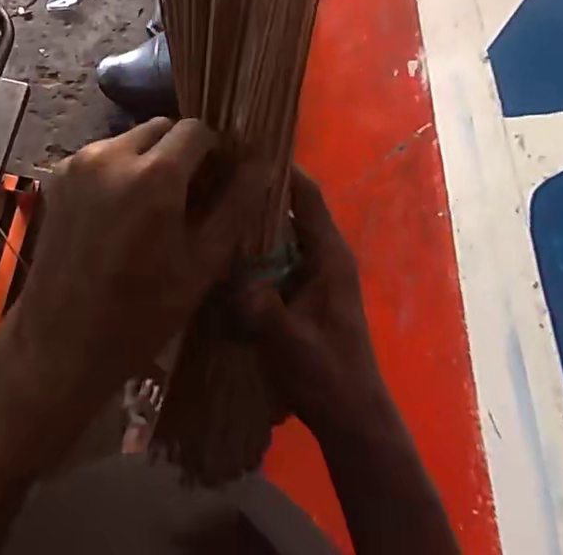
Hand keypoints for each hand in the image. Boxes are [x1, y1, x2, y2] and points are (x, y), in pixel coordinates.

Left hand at [9, 118, 267, 395]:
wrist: (62, 340)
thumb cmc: (143, 311)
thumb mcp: (203, 261)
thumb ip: (235, 203)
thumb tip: (260, 162)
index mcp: (154, 174)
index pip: (197, 129)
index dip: (216, 149)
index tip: (220, 177)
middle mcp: (112, 154)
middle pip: (162, 128)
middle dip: (181, 151)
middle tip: (189, 193)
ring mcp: (79, 161)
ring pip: (131, 138)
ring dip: (150, 158)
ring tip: (153, 206)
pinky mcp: (58, 174)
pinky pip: (102, 155)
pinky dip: (119, 169)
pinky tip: (120, 211)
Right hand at [237, 170, 389, 443]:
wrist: (351, 416)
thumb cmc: (329, 375)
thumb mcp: (292, 342)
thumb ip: (262, 309)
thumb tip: (229, 278)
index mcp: (329, 255)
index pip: (307, 195)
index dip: (281, 167)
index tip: (245, 146)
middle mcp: (323, 254)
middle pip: (290, 207)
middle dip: (257, 189)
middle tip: (215, 174)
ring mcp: (312, 273)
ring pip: (280, 231)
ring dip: (253, 217)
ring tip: (212, 202)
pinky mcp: (300, 291)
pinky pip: (275, 255)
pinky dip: (253, 246)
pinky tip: (221, 249)